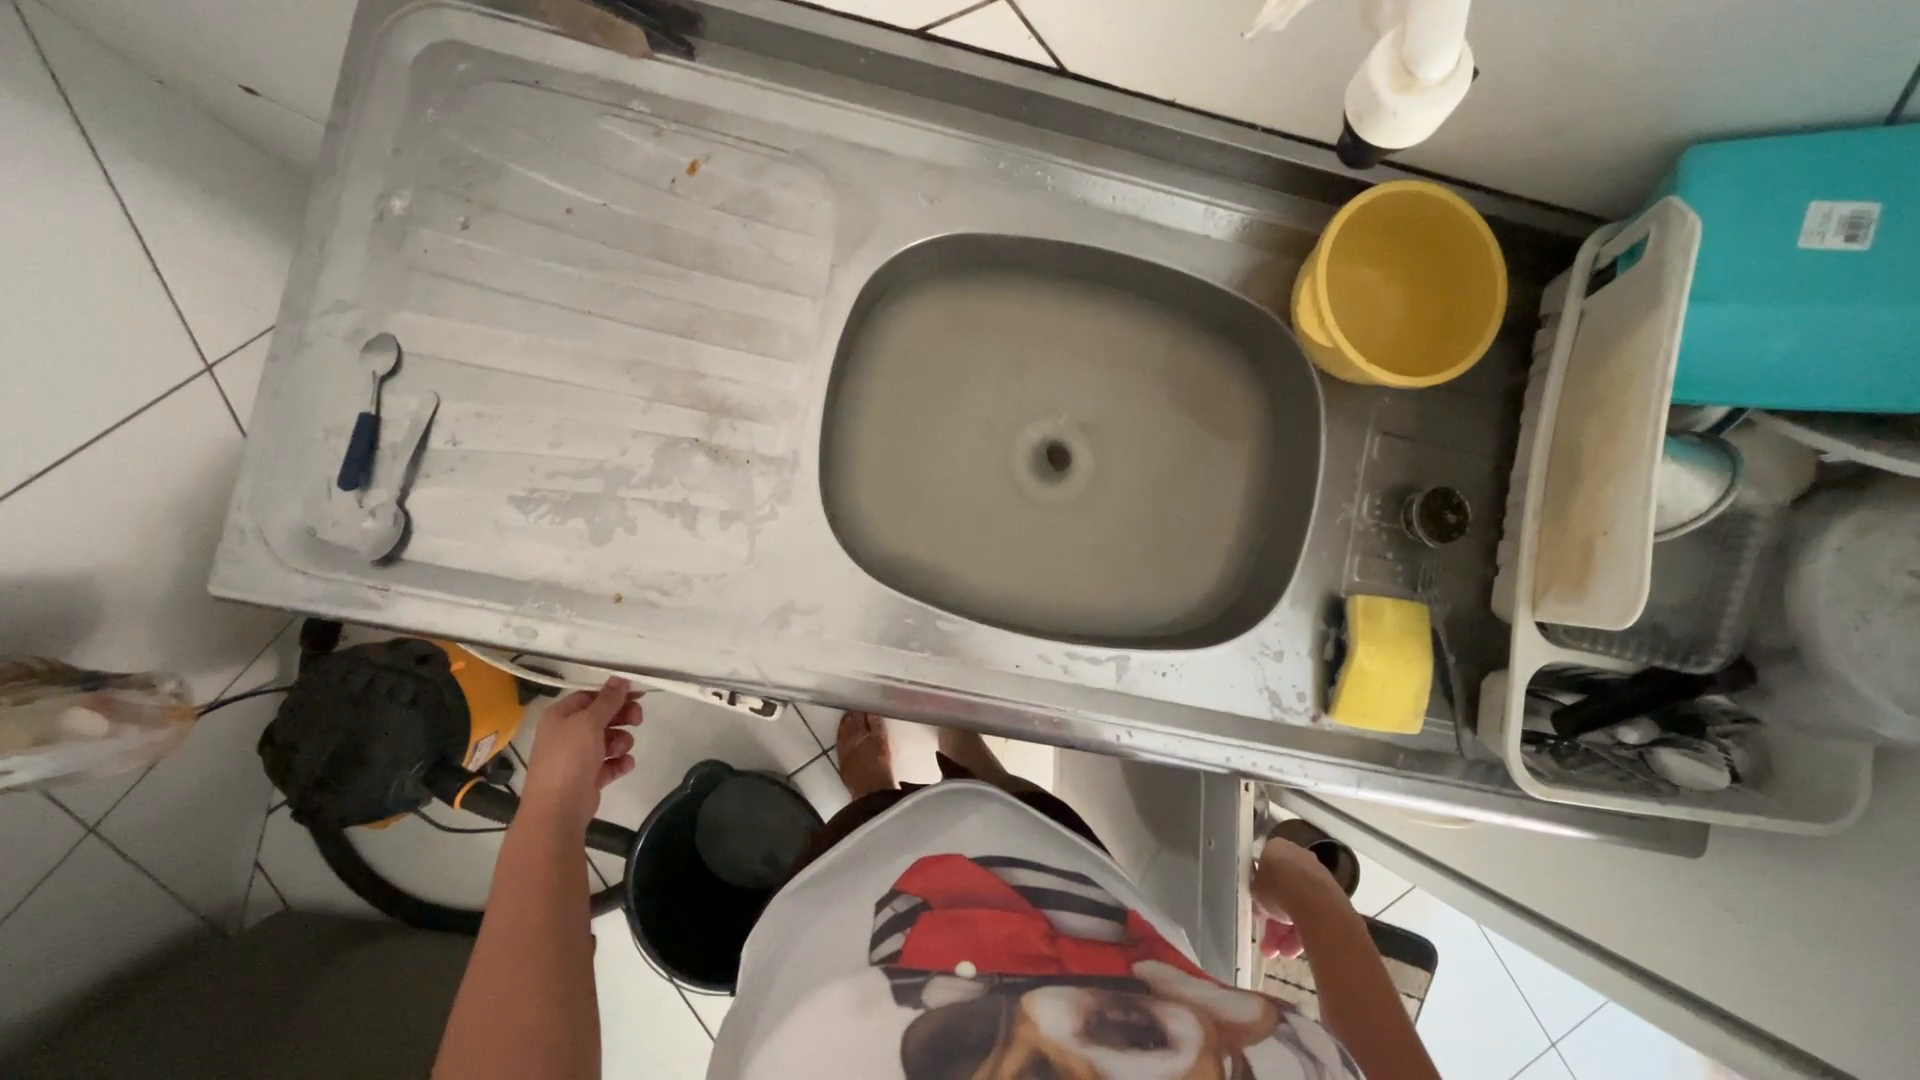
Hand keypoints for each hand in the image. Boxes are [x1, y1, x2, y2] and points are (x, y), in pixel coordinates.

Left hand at [521, 677, 641, 829]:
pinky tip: (625, 765)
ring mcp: (577, 757)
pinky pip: (610, 763)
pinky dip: (619, 763)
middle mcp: (566, 734)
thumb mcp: (589, 722)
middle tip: (637, 720)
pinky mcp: (588, 777)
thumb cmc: (569, 758)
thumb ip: (607, 700)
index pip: (590, 697)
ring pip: (608, 740)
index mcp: (560, 716)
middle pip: (601, 718)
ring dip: (620, 742)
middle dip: (621, 718)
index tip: (638, 694)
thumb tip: (620, 678)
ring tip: (620, 751)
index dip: (613, 695)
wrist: (558, 807)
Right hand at [1251, 836, 1352, 958]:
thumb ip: (1257, 892)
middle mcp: (1299, 857)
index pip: (1265, 865)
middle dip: (1274, 919)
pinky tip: (1293, 951)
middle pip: (1283, 889)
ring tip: (1280, 952)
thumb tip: (1261, 902)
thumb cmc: (1276, 889)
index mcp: (1277, 847)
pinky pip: (1312, 914)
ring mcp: (1318, 877)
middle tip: (1267, 939)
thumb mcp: (1254, 890)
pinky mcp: (1333, 897)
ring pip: (1298, 905)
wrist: (1315, 903)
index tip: (1257, 906)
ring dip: (1286, 931)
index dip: (1260, 888)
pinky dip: (1302, 931)